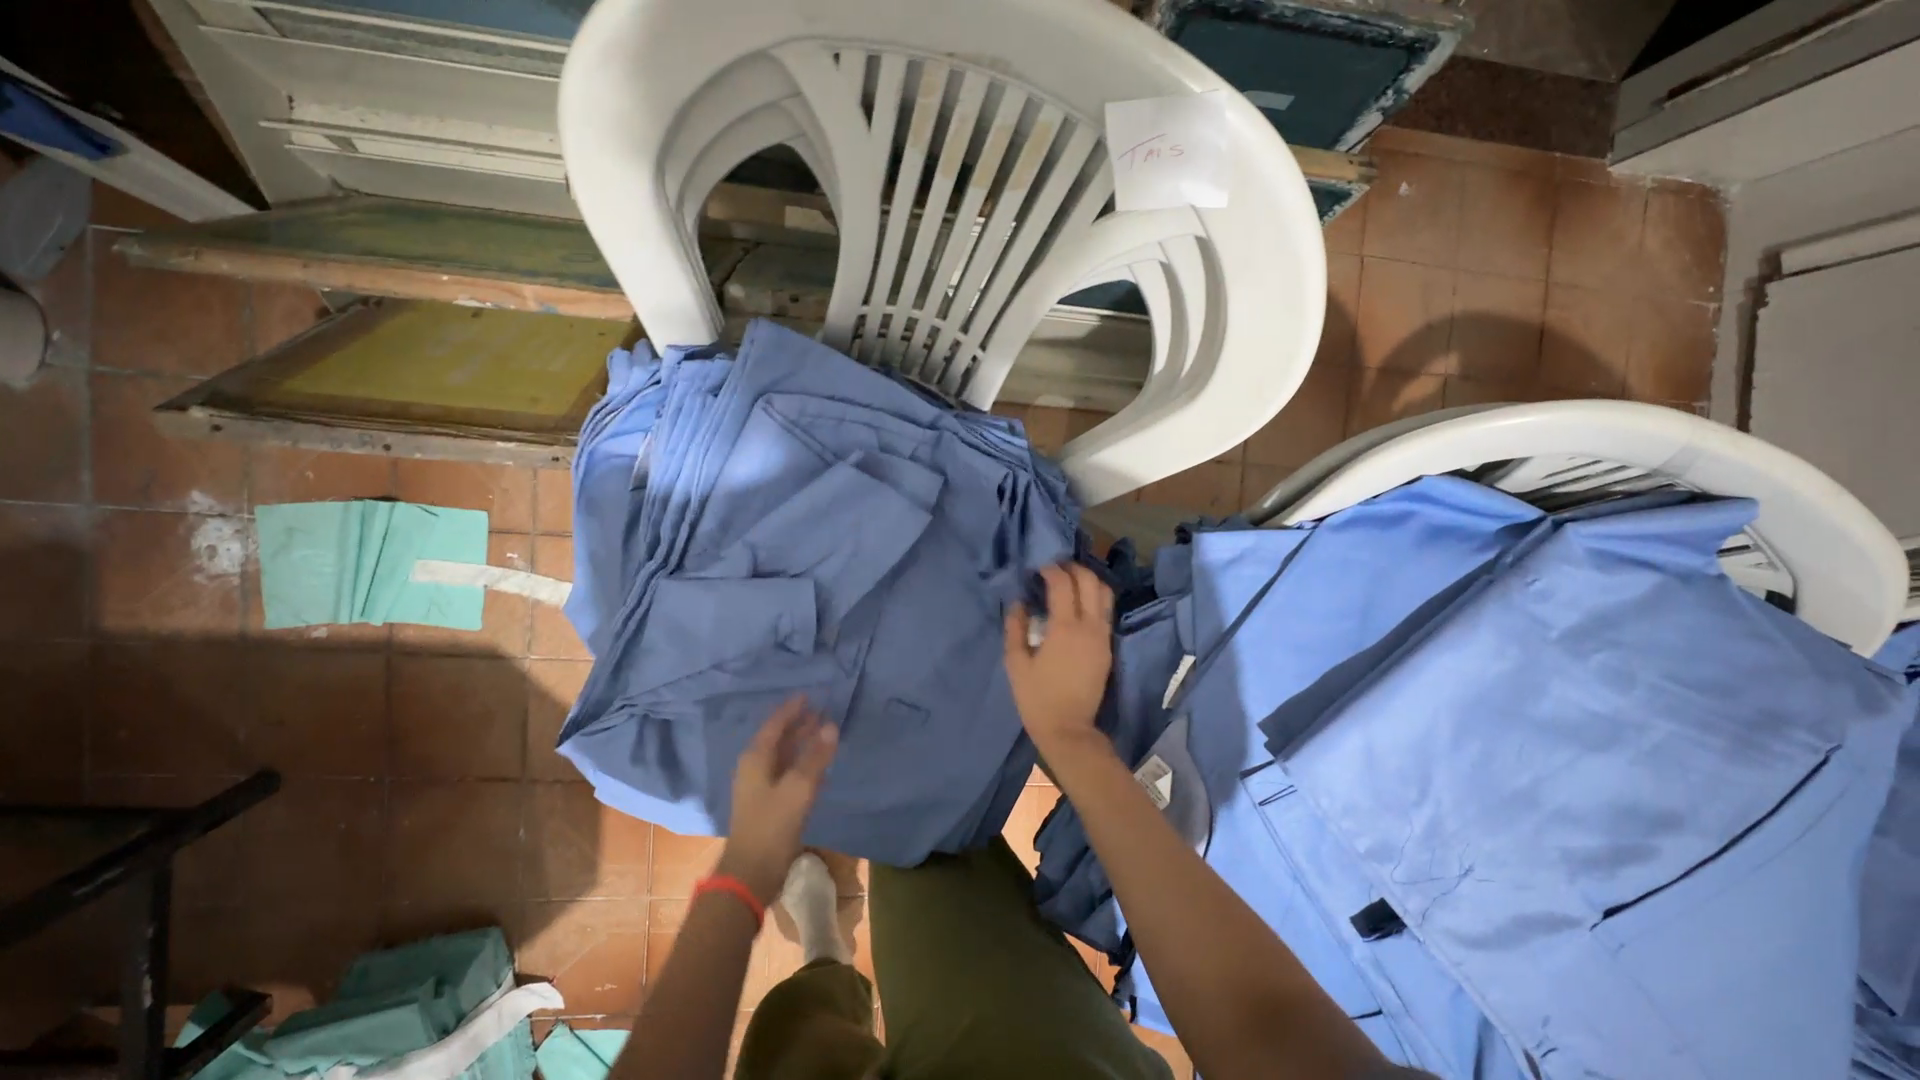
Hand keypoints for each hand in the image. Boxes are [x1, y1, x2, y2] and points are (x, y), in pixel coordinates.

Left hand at [720, 697, 838, 902]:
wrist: (751, 872)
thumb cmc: (772, 826)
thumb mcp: (798, 789)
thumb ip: (815, 757)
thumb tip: (830, 726)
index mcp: (756, 759)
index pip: (775, 724)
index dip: (792, 709)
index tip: (810, 694)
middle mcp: (755, 768)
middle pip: (778, 738)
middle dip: (799, 725)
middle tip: (823, 711)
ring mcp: (761, 787)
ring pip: (784, 756)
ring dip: (802, 744)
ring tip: (823, 732)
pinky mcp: (769, 804)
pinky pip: (788, 773)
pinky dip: (803, 764)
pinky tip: (818, 766)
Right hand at [1003, 563, 1114, 756]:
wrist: (1069, 729)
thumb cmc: (1037, 698)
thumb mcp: (1016, 663)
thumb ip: (1015, 628)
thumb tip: (1019, 602)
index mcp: (1065, 628)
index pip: (1063, 583)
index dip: (1050, 570)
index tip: (1037, 569)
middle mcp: (1090, 626)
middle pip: (1090, 581)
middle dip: (1073, 568)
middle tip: (1054, 569)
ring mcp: (1103, 636)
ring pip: (1105, 593)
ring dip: (1088, 580)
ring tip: (1070, 581)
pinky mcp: (1108, 647)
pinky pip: (1106, 611)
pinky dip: (1094, 598)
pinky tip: (1078, 603)